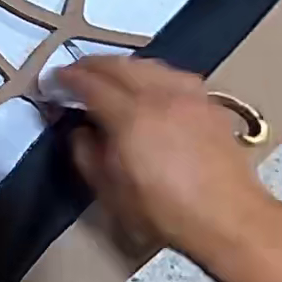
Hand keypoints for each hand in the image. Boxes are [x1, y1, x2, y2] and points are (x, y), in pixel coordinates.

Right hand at [58, 56, 281, 263]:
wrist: (227, 217)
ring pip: (148, 64)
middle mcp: (160, 95)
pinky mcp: (209, 103)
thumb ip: (85, 152)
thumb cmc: (161, 210)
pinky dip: (150, 73)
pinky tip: (147, 85)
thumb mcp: (108, 189)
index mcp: (130, 116)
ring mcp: (189, 95)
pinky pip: (172, 75)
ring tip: (107, 75)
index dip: (68, 79)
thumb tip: (79, 129)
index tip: (54, 80)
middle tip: (75, 73)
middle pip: (119, 64)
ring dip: (121, 65)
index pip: (91, 84)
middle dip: (92, 64)